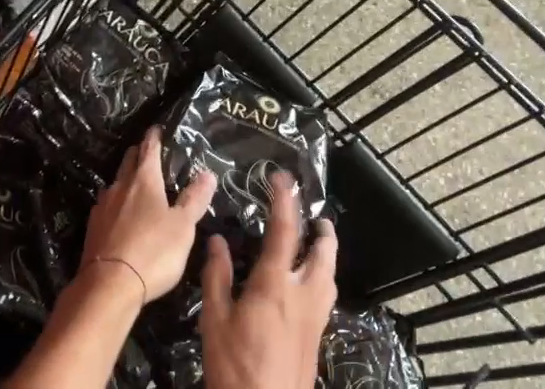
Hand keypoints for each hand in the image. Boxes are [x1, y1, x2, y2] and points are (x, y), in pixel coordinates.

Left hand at [81, 126, 215, 303]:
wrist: (109, 283)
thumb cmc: (153, 251)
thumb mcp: (183, 227)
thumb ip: (194, 199)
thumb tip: (207, 173)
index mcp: (144, 181)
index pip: (149, 150)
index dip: (154, 137)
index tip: (156, 128)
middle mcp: (120, 186)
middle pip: (128, 162)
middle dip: (138, 154)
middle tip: (147, 152)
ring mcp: (103, 205)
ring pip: (115, 183)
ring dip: (125, 179)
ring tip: (135, 183)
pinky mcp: (93, 226)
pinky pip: (107, 205)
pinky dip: (116, 203)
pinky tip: (120, 214)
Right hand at [199, 171, 337, 388]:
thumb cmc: (235, 365)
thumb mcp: (214, 319)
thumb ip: (218, 276)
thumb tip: (218, 241)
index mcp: (275, 285)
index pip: (284, 232)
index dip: (285, 202)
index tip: (283, 179)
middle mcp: (302, 296)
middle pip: (323, 256)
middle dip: (323, 233)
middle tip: (319, 217)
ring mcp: (313, 320)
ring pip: (330, 278)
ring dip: (327, 256)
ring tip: (320, 245)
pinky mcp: (316, 339)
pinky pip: (326, 297)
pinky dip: (323, 279)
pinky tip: (311, 285)